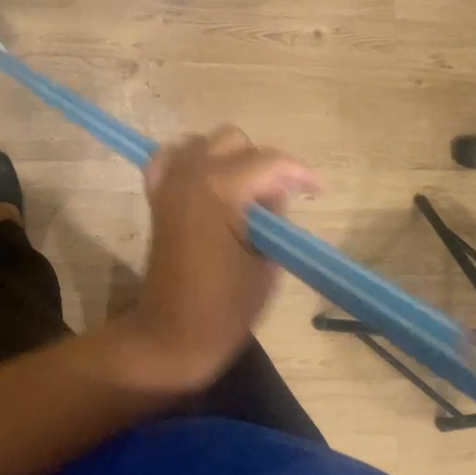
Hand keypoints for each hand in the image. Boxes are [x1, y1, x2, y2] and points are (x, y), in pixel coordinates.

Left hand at [115, 126, 320, 391]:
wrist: (172, 332)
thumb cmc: (225, 307)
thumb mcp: (266, 261)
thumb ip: (274, 216)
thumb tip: (277, 192)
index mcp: (220, 189)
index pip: (269, 161)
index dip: (299, 172)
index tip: (319, 189)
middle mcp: (190, 173)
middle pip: (235, 142)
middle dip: (262, 163)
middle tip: (280, 198)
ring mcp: (169, 181)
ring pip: (204, 142)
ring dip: (228, 158)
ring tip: (247, 193)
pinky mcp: (156, 194)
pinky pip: (172, 157)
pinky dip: (191, 161)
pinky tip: (208, 182)